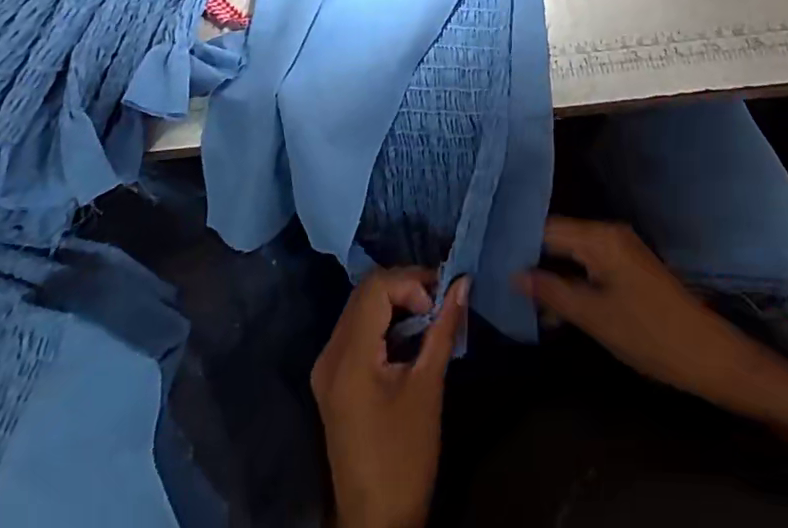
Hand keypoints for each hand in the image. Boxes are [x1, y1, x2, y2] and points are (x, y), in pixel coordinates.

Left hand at [312, 269, 468, 527]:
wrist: (377, 518)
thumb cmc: (406, 455)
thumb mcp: (429, 386)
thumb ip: (443, 329)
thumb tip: (462, 284)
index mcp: (348, 357)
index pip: (375, 288)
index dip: (410, 282)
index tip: (440, 299)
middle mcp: (329, 355)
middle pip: (364, 295)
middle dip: (404, 288)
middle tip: (440, 300)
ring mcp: (326, 368)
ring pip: (359, 310)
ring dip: (395, 304)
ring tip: (430, 315)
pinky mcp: (332, 380)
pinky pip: (356, 332)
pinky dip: (384, 323)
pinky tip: (409, 336)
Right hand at [517, 216, 772, 409]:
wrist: (707, 354)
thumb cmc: (647, 333)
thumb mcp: (592, 315)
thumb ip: (550, 291)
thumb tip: (514, 274)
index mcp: (600, 237)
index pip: (546, 227)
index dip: (517, 241)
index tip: (487, 255)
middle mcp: (608, 235)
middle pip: (558, 238)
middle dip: (530, 259)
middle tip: (496, 278)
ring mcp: (620, 252)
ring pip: (572, 256)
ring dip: (549, 276)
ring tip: (517, 299)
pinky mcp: (627, 270)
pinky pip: (588, 268)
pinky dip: (570, 284)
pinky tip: (552, 309)